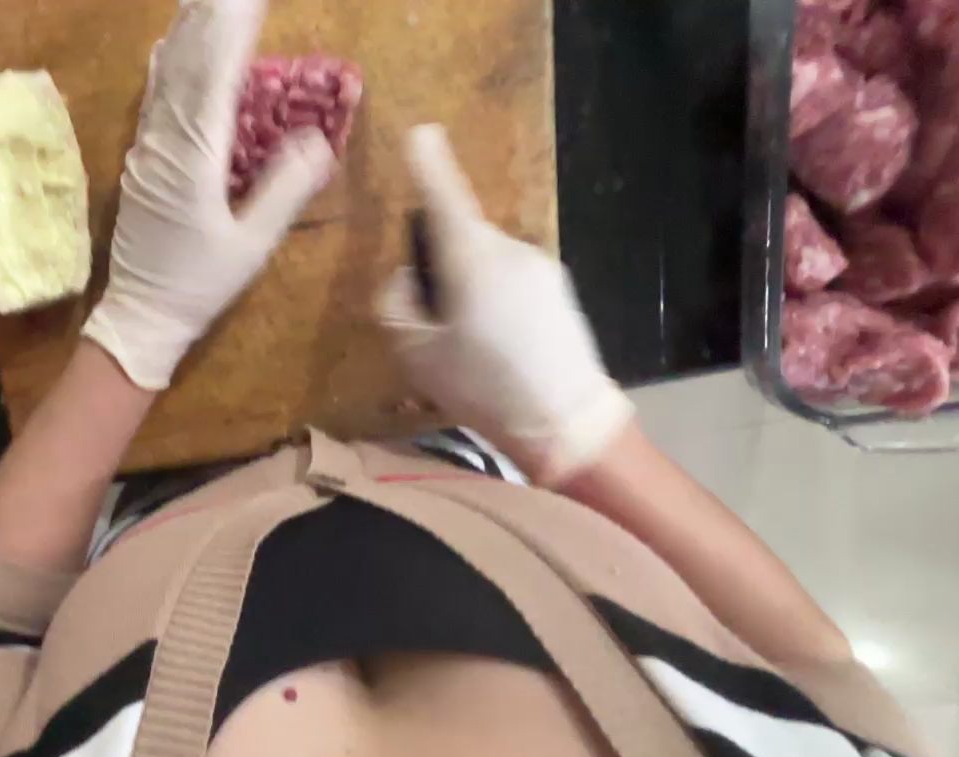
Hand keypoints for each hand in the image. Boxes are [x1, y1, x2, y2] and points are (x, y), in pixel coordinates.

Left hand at [82, 0, 336, 390]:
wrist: (141, 316)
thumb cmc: (198, 287)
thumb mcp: (252, 246)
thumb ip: (284, 190)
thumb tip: (318, 139)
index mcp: (194, 156)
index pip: (217, 69)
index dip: (237, 20)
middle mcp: (163, 141)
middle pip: (187, 58)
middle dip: (214, 11)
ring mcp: (145, 150)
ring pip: (166, 73)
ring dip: (191, 27)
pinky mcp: (139, 163)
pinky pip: (154, 97)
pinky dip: (169, 61)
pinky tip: (172, 43)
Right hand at [377, 125, 633, 484]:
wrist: (561, 419)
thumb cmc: (479, 387)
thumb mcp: (414, 354)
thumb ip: (396, 303)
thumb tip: (405, 275)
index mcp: (471, 261)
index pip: (445, 200)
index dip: (430, 167)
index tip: (421, 134)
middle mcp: (509, 251)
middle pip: (461, 237)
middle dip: (439, 262)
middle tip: (428, 319)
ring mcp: (539, 267)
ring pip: (484, 261)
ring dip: (465, 286)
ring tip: (463, 343)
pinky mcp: (557, 288)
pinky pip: (508, 279)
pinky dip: (489, 299)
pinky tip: (491, 346)